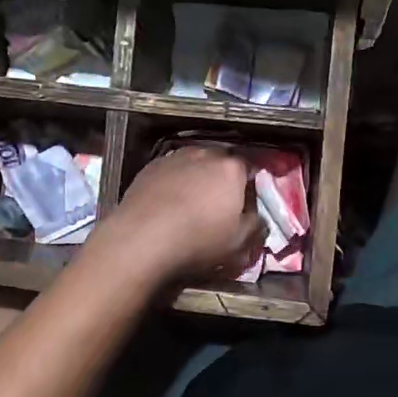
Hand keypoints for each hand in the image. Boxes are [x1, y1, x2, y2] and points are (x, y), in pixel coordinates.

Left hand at [94, 145, 264, 283]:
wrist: (142, 238)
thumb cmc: (198, 239)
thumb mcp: (239, 242)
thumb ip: (255, 225)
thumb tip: (256, 216)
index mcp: (231, 168)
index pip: (248, 168)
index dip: (248, 185)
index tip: (244, 203)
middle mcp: (204, 154)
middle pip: (220, 162)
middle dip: (222, 178)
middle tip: (219, 203)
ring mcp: (174, 158)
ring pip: (194, 164)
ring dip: (196, 178)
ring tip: (191, 203)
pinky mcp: (149, 167)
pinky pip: (170, 172)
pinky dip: (174, 183)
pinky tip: (168, 203)